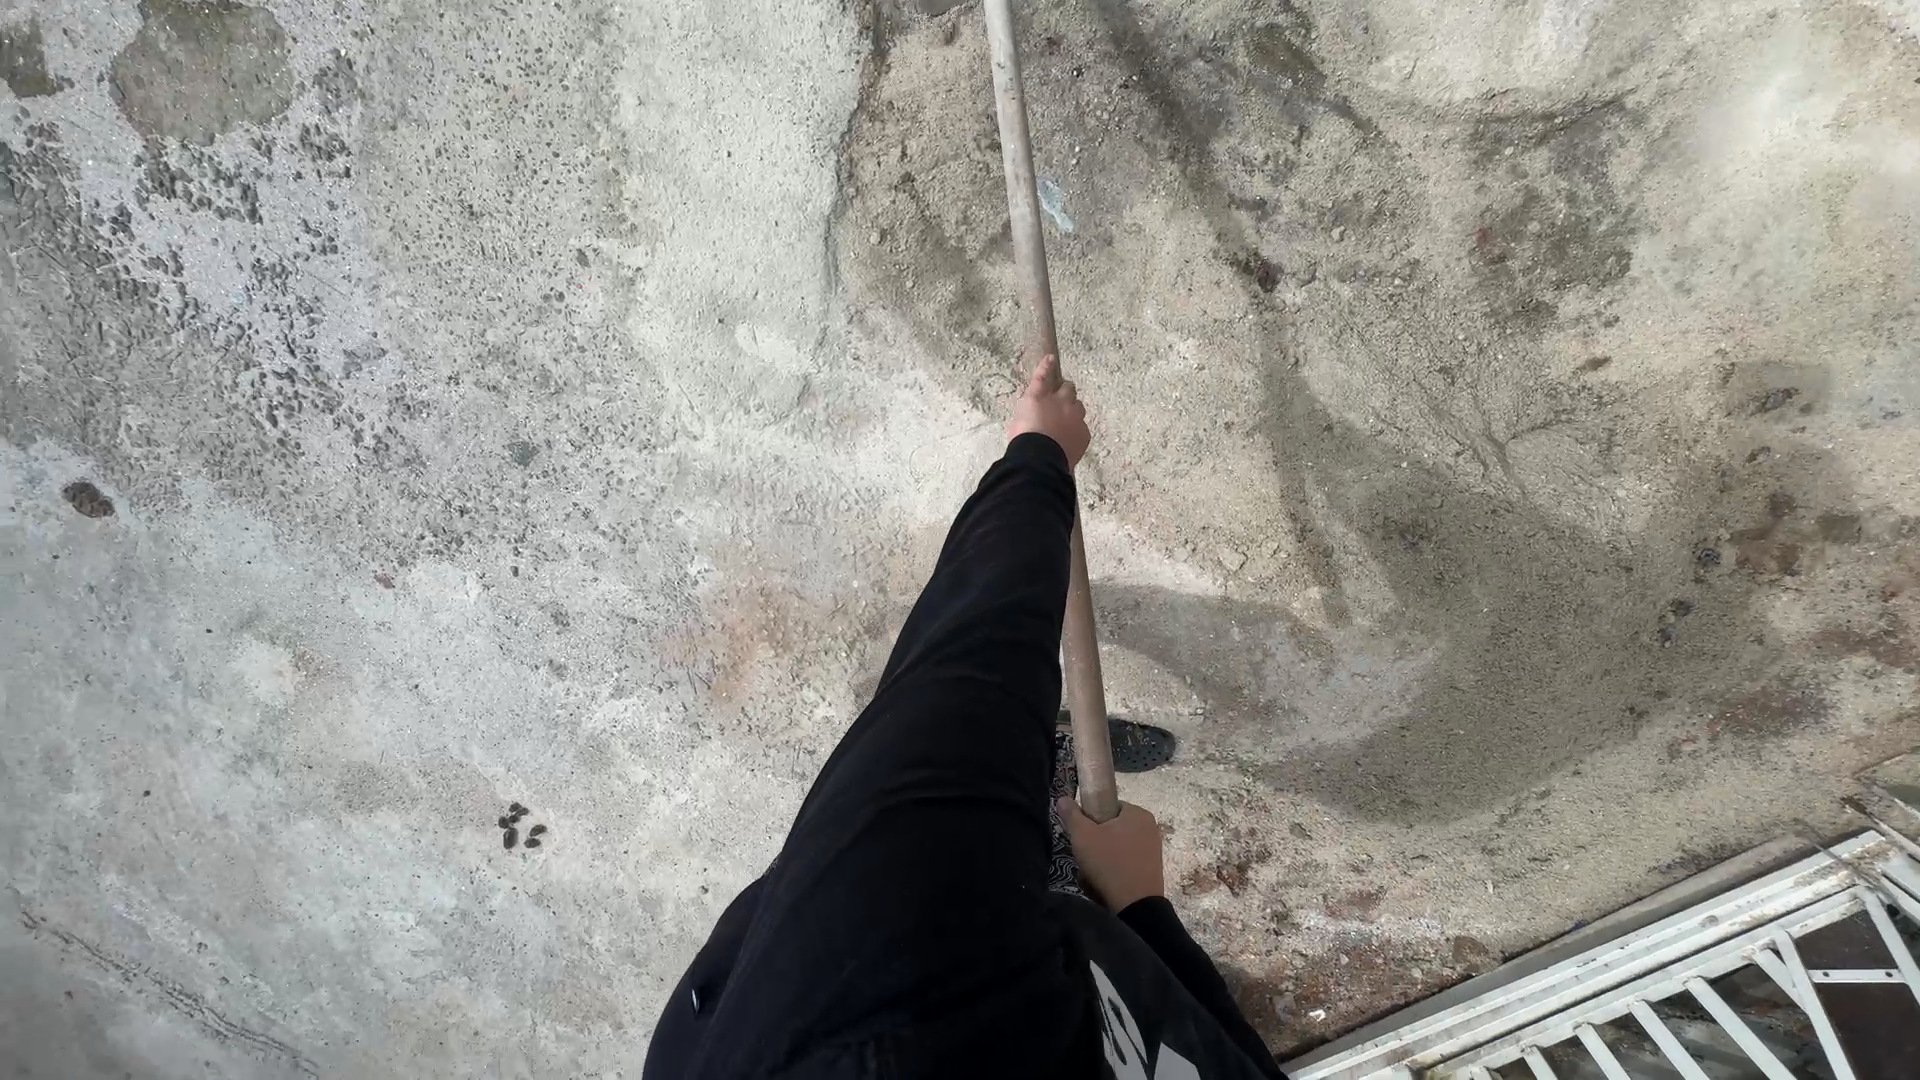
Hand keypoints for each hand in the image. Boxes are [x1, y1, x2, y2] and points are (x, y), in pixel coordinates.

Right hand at [1006, 354, 1089, 466]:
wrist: (1040, 457)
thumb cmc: (1023, 438)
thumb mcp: (1016, 421)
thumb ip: (1027, 411)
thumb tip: (1032, 411)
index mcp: (1039, 396)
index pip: (1043, 375)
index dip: (1046, 366)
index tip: (1050, 358)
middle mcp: (1060, 402)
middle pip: (1069, 388)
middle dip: (1065, 392)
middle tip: (1057, 403)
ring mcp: (1075, 417)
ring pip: (1078, 407)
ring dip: (1072, 411)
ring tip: (1062, 424)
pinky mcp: (1084, 433)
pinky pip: (1082, 428)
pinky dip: (1075, 431)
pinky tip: (1066, 440)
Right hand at [1056, 797, 1164, 911]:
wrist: (1135, 908)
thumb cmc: (1109, 863)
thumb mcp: (1083, 836)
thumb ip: (1071, 814)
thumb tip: (1063, 799)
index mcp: (1138, 813)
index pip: (1107, 806)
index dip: (1091, 818)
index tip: (1083, 835)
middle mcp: (1150, 828)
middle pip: (1112, 827)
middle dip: (1096, 841)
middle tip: (1086, 855)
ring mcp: (1153, 850)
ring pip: (1117, 847)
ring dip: (1102, 857)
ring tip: (1093, 873)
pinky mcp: (1152, 870)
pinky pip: (1126, 863)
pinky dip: (1114, 870)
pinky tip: (1105, 883)